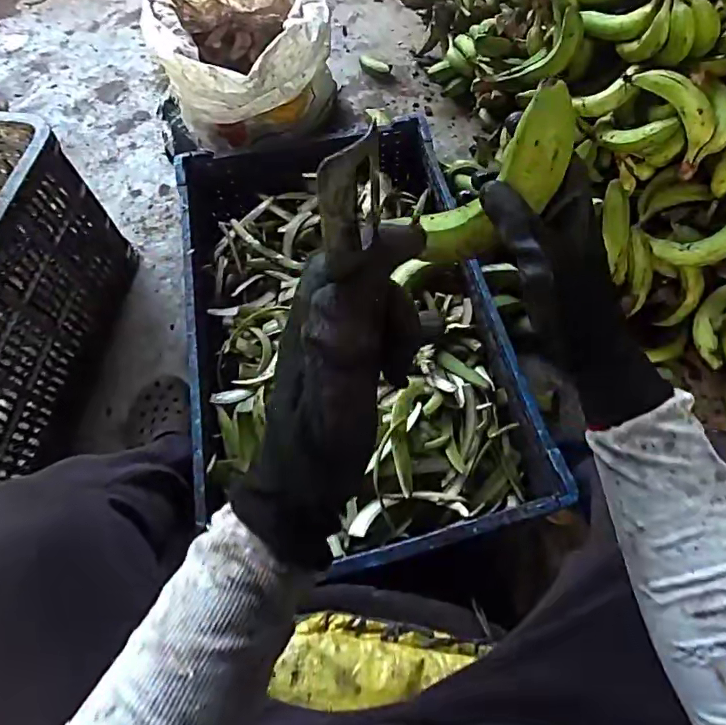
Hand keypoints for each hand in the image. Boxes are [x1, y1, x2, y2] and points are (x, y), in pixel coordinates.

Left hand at [230, 223, 423, 569]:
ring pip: (386, 301)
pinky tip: (397, 371)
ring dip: (403, 331)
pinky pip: (384, 324)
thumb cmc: (321, 434)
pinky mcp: (346, 345)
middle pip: (376, 275)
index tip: (421, 241)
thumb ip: (352, 310)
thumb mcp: (340, 374)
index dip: (385, 240)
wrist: (304, 484)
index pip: (352, 249)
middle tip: (403, 351)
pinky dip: (400, 343)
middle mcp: (322, 306)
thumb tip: (370, 250)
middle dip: (400, 308)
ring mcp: (334, 326)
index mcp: (316, 305)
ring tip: (398, 369)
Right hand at [482, 164, 670, 428]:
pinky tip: (468, 243)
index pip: (563, 159)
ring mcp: (549, 245)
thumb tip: (489, 183)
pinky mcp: (535, 269)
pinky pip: (510, 244)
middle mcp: (563, 221)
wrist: (585, 355)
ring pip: (520, 213)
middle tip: (475, 169)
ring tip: (464, 205)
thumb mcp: (542, 253)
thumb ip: (516, 216)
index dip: (542, 138)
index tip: (511, 122)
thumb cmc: (570, 299)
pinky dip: (491, 240)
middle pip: (537, 184)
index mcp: (575, 208)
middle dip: (509, 174)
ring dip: (496, 208)